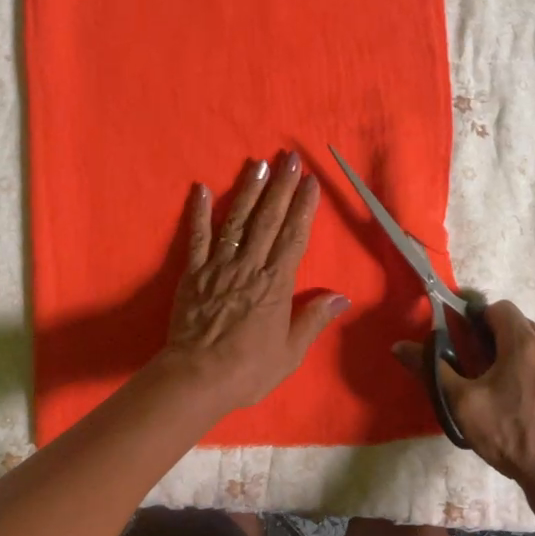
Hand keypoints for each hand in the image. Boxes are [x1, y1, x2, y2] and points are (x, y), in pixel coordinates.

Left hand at [159, 152, 348, 411]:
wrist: (198, 377)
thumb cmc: (248, 369)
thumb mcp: (290, 352)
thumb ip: (313, 320)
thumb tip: (341, 297)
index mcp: (276, 283)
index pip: (294, 236)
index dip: (304, 207)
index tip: (310, 182)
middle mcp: (250, 265)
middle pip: (269, 219)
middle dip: (281, 186)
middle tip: (289, 158)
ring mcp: (219, 265)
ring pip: (237, 219)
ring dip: (249, 190)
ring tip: (258, 164)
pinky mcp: (193, 271)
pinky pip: (197, 236)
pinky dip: (198, 211)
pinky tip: (200, 188)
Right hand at [393, 300, 534, 497]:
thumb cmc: (511, 436)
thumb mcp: (463, 405)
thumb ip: (432, 370)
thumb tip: (399, 347)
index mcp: (525, 343)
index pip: (500, 308)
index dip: (479, 319)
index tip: (467, 344)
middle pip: (520, 327)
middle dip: (498, 340)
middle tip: (481, 370)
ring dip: (520, 359)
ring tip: (506, 393)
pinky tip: (531, 408)